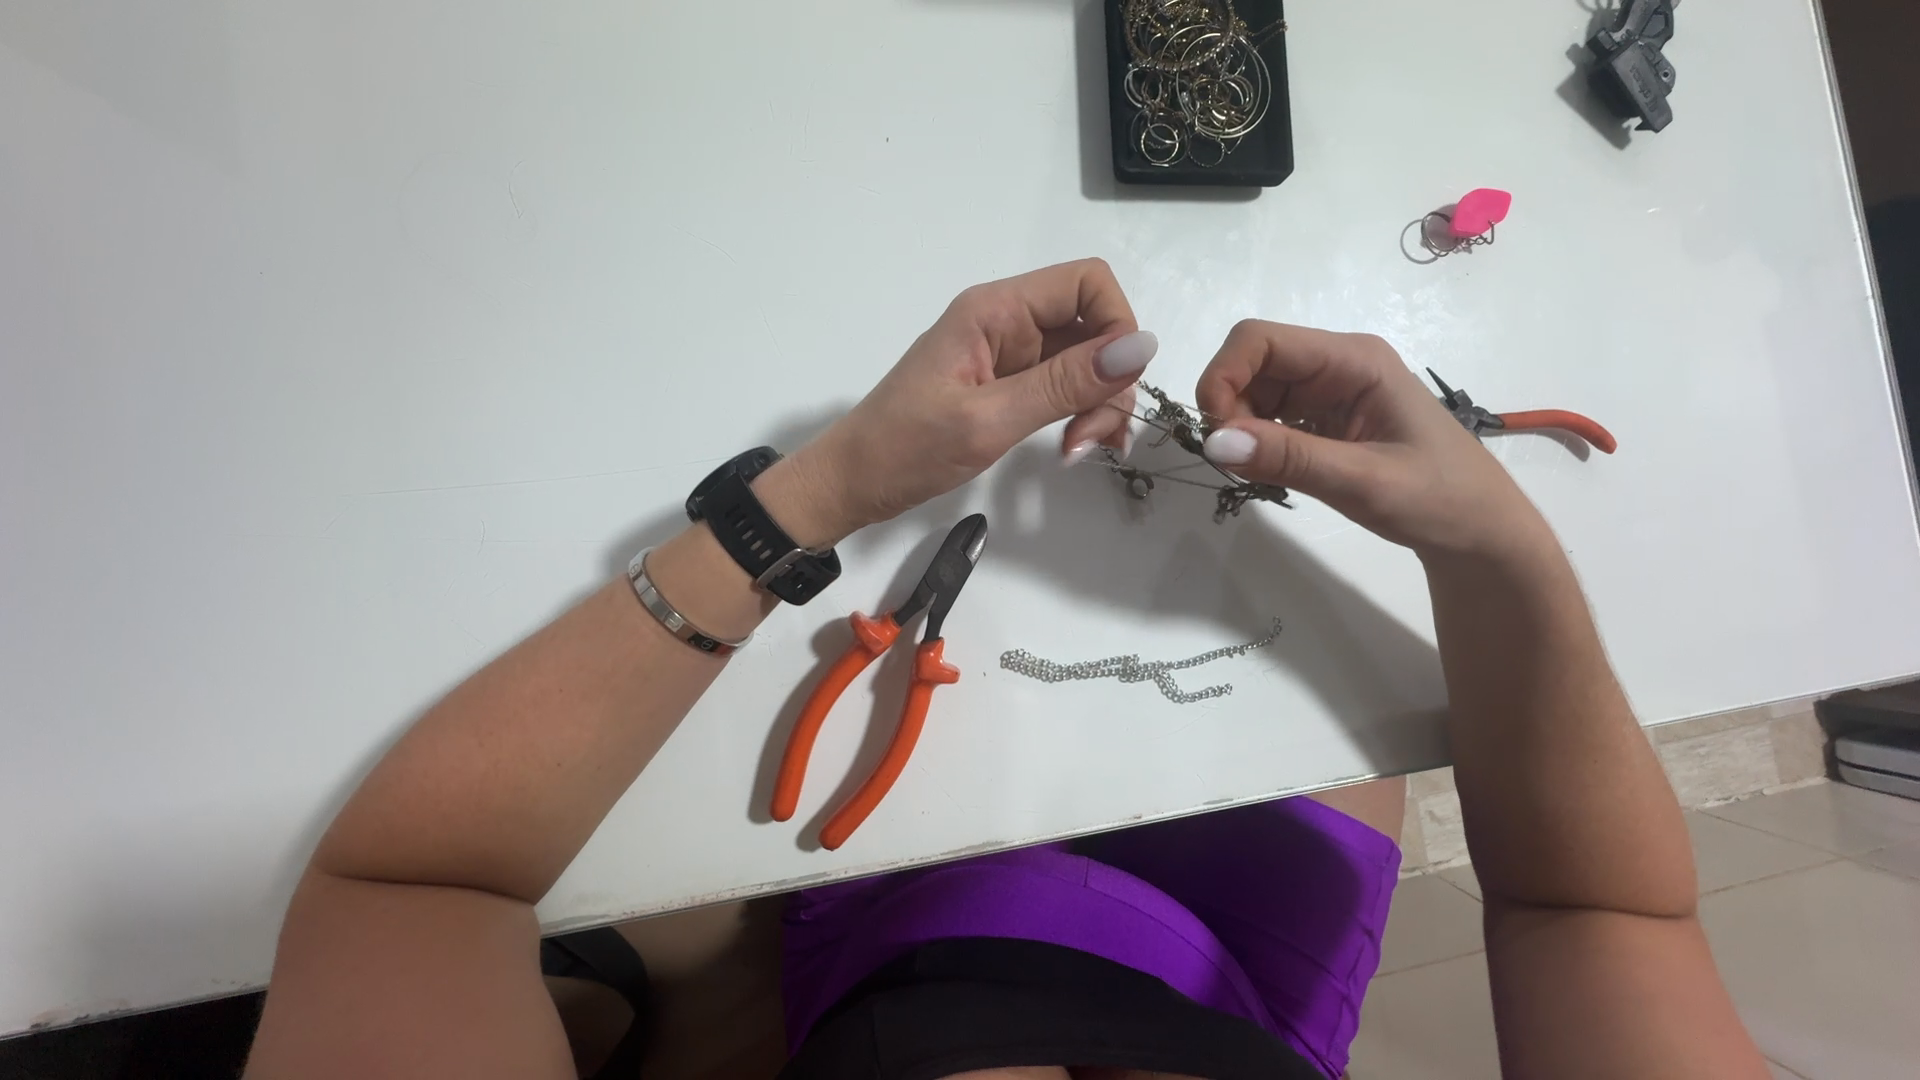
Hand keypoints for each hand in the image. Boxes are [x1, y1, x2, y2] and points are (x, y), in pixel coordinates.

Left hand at [764, 259, 1157, 544]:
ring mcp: (1007, 358)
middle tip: (1094, 439)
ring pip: (1083, 362)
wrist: (853, 483)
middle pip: (1092, 326)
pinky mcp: (1005, 389)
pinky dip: (1078, 415)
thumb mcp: (987, 419)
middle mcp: (1006, 323)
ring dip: (1098, 404)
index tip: (1114, 385)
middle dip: (1109, 379)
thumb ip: (1063, 383)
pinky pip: (1061, 389)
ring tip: (1081, 450)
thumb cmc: (905, 450)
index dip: (1116, 325)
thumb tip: (1140, 346)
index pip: (1086, 283)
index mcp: (995, 310)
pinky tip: (1074, 449)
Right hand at [1193, 320, 1546, 556]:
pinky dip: (1253, 443)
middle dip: (1227, 408)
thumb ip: (1289, 458)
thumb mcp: (1363, 481)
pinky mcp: (1320, 421)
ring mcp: (1326, 394)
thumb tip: (1214, 442)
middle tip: (1235, 462)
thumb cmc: (1438, 500)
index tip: (1216, 434)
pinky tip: (1268, 471)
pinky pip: (1266, 419)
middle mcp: (1334, 366)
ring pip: (1251, 393)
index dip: (1223, 376)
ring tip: (1256, 472)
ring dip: (1237, 429)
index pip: (1260, 340)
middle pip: (1250, 365)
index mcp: (1353, 360)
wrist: (1479, 534)